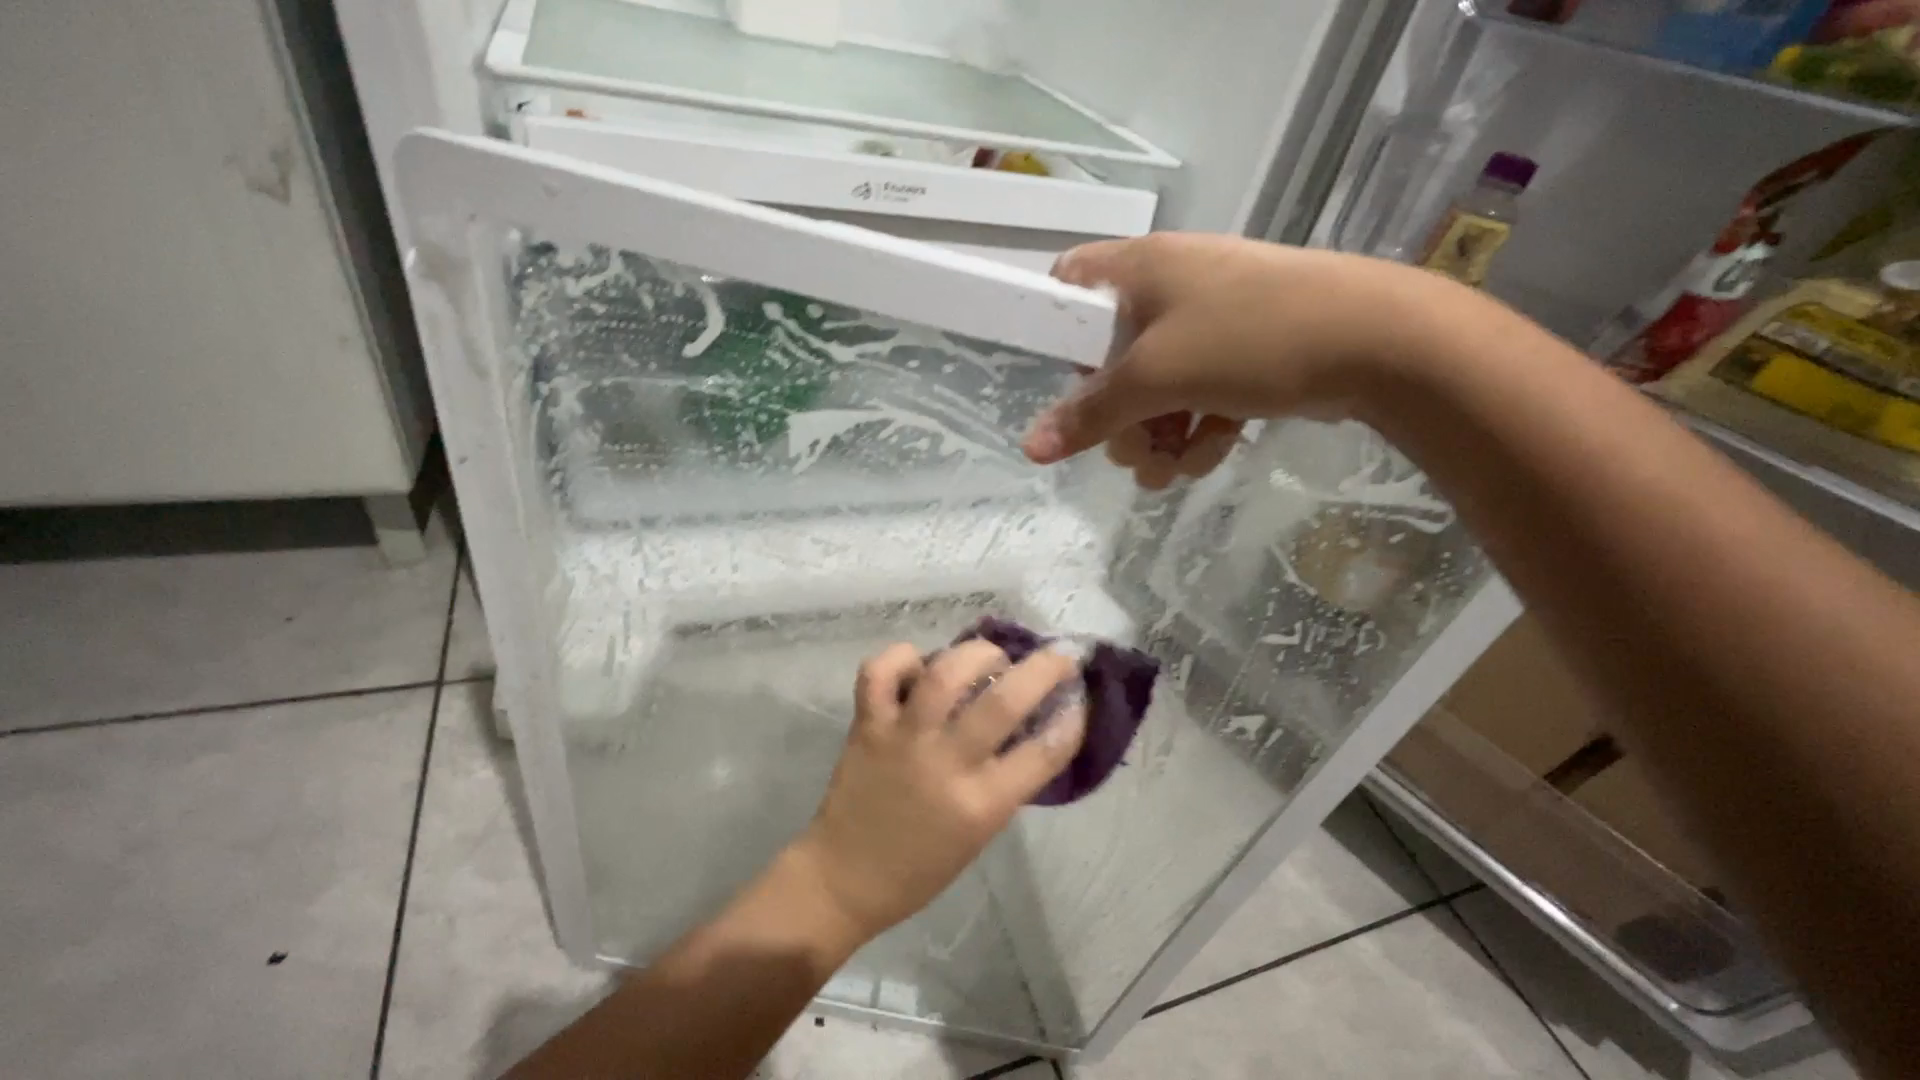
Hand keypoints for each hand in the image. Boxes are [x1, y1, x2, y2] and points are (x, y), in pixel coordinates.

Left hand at [791, 641, 1086, 936]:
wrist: (844, 880)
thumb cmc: (921, 868)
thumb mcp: (981, 834)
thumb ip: (1005, 782)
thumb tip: (1030, 725)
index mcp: (983, 805)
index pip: (1045, 751)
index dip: (1072, 717)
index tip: (1078, 697)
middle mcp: (947, 764)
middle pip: (1004, 700)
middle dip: (1043, 669)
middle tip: (1056, 657)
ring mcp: (904, 740)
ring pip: (944, 673)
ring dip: (976, 654)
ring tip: (988, 658)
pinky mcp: (867, 726)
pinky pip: (880, 673)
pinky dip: (901, 658)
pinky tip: (918, 665)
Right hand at [1022, 233, 1444, 485]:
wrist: (1377, 340)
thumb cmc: (1250, 337)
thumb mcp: (1158, 378)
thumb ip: (1090, 416)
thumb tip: (1030, 448)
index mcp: (1140, 268)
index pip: (1069, 282)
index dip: (1058, 330)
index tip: (1071, 382)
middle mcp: (1170, 285)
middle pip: (1111, 357)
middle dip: (1118, 417)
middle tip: (1134, 452)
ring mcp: (1212, 320)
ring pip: (1157, 387)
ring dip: (1157, 436)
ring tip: (1174, 471)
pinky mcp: (1246, 352)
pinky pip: (1198, 394)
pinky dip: (1197, 429)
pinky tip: (1210, 457)